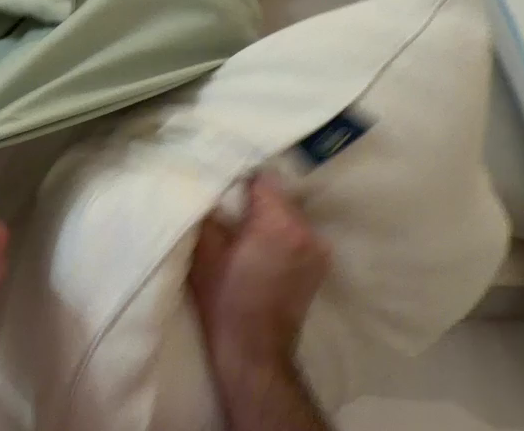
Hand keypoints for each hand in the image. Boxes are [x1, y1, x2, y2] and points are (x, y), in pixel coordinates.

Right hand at [189, 172, 330, 372]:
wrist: (253, 349)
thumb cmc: (222, 295)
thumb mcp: (204, 245)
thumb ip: (209, 207)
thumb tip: (205, 180)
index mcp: (279, 223)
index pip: (262, 177)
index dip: (239, 176)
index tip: (220, 178)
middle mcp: (307, 231)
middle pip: (277, 194)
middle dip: (252, 195)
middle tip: (225, 201)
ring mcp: (319, 250)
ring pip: (288, 213)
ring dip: (266, 214)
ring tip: (240, 222)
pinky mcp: (319, 266)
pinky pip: (296, 232)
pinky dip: (278, 231)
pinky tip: (256, 242)